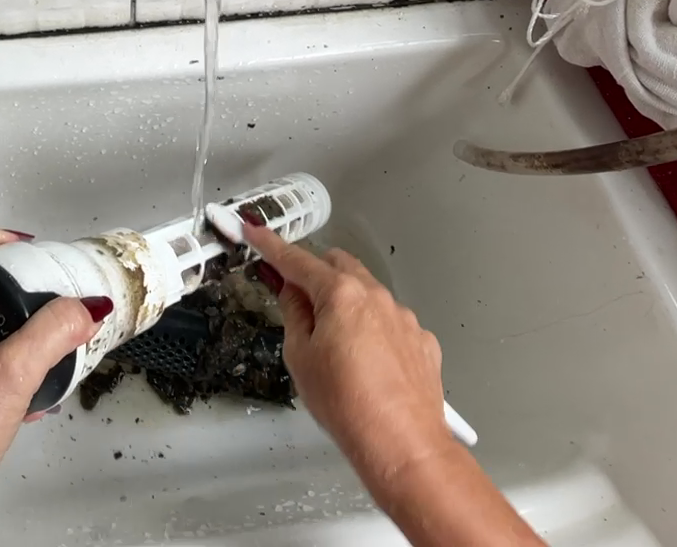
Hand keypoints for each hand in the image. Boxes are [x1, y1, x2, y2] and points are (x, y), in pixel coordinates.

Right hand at [242, 219, 544, 546]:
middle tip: (299, 302)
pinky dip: (374, 329)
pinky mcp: (422, 340)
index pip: (296, 260)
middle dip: (316, 274)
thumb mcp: (300, 357)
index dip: (270, 245)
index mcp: (340, 293)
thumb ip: (294, 313)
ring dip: (347, 303)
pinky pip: (391, 321)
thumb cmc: (344, 404)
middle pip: (337, 265)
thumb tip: (292, 290)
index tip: (254, 230)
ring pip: (366, 292)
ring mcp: (403, 316)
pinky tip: (370, 364)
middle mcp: (375, 295)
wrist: (405, 447)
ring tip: (339, 348)